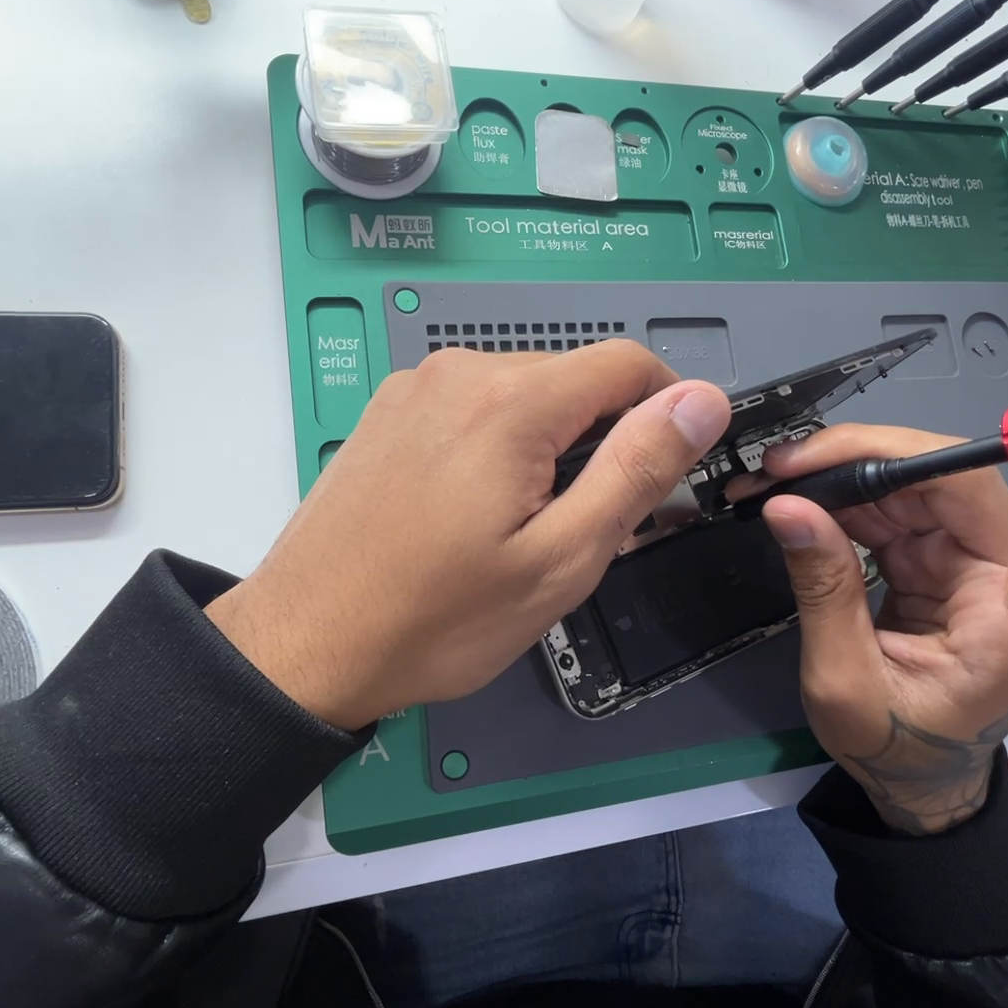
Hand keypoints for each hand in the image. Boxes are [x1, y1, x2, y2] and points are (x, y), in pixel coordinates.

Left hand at [206, 342, 729, 729]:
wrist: (306, 645)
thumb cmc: (439, 618)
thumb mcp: (561, 558)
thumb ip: (636, 470)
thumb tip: (700, 401)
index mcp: (511, 400)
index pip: (627, 363)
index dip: (668, 407)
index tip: (667, 467)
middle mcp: (459, 373)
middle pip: (572, 380)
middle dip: (603, 438)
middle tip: (589, 525)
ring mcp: (414, 389)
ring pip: (522, 395)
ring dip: (549, 446)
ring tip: (526, 528)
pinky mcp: (388, 414)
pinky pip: (471, 410)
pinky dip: (499, 446)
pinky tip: (474, 512)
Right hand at [728, 359, 1007, 833]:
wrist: (908, 771)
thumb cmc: (897, 747)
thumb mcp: (846, 686)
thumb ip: (824, 596)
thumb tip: (788, 507)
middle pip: (967, 485)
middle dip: (875, 456)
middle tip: (785, 462)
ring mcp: (973, 562)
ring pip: (925, 483)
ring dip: (846, 470)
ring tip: (773, 480)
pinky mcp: (937, 556)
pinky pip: (895, 503)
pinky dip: (842, 493)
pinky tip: (795, 495)